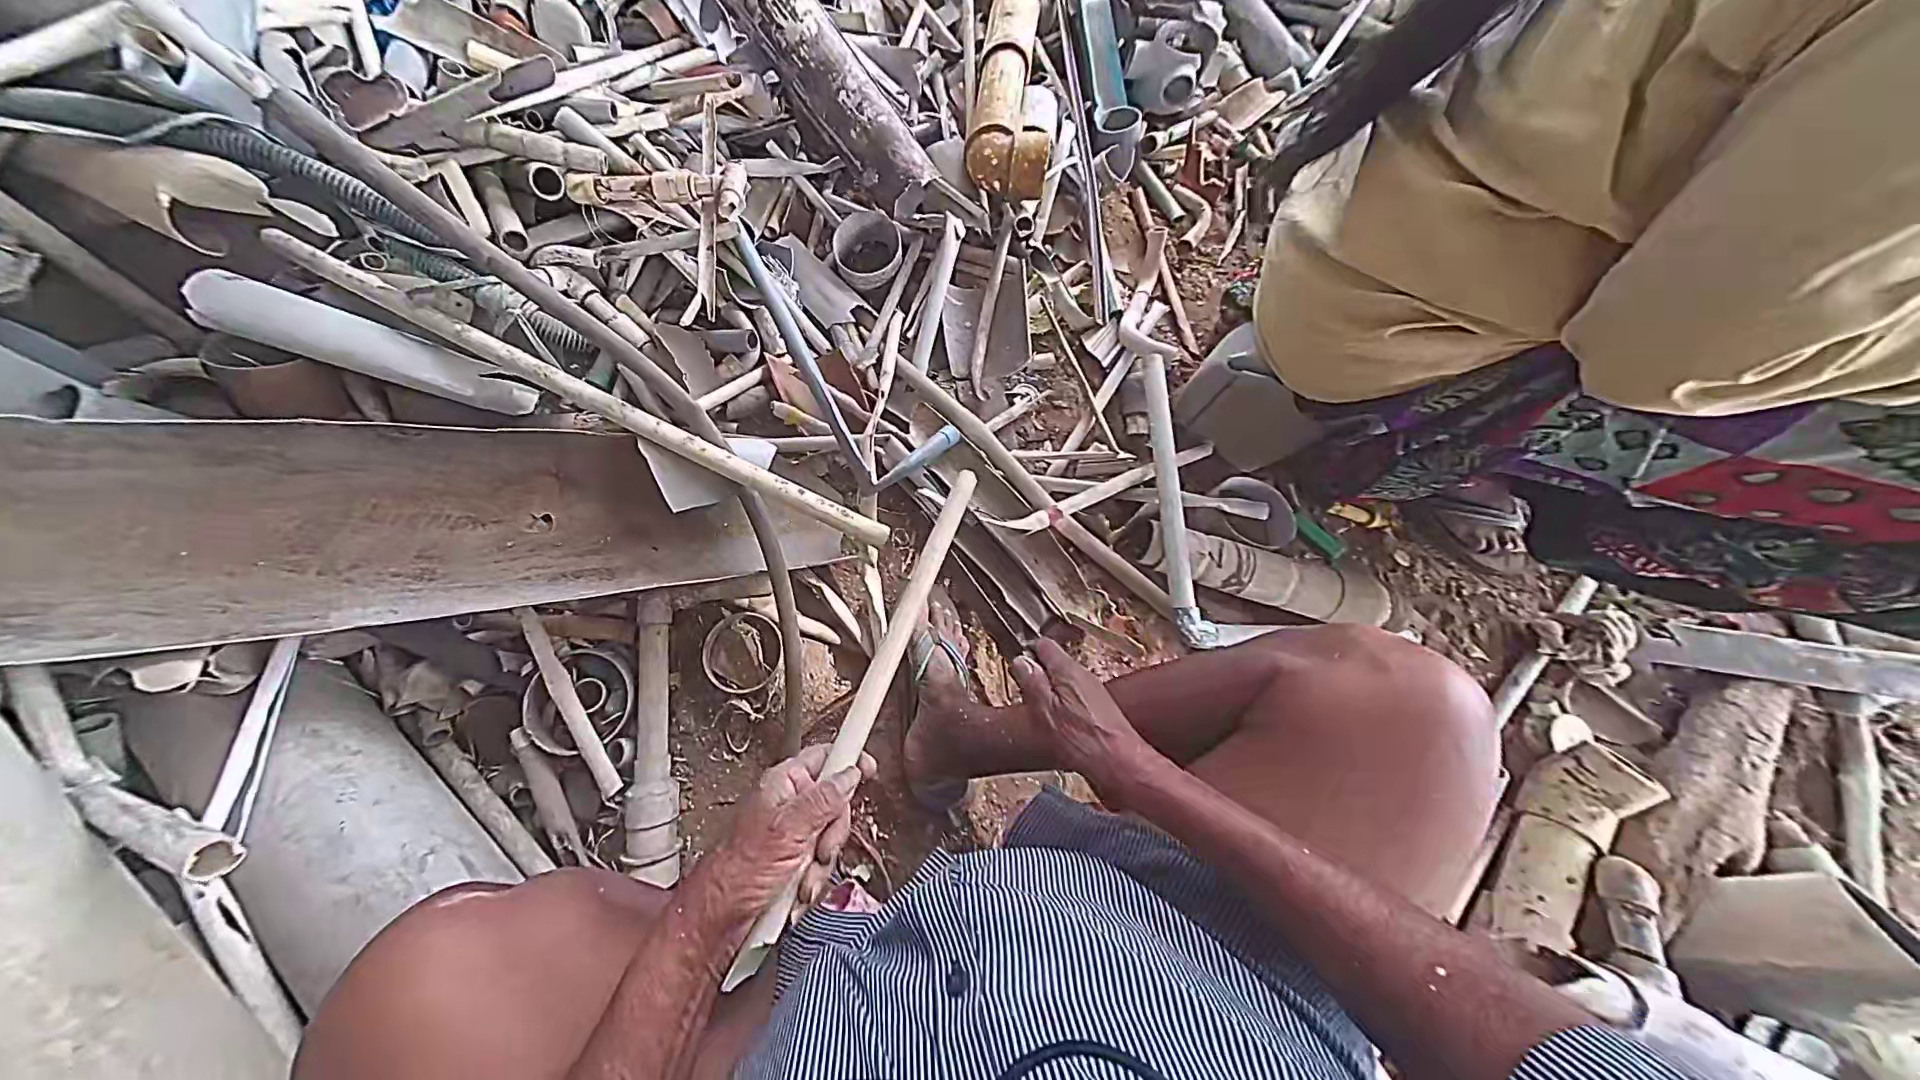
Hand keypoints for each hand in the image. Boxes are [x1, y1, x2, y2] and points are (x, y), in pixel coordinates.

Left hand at [701, 744, 875, 921]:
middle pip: (836, 801)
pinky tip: (798, 888)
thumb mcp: (789, 829)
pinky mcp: (794, 860)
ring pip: (832, 835)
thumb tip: (850, 774)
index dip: (849, 759)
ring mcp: (793, 833)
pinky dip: (815, 878)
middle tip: (820, 846)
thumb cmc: (738, 872)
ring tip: (801, 875)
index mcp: (784, 783)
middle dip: (833, 831)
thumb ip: (824, 799)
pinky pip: (823, 862)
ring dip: (822, 861)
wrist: (719, 920)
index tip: (869, 767)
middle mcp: (790, 804)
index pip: (825, 756)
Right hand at [1013, 638, 1161, 795]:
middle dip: (1039, 675)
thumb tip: (1020, 662)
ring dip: (1052, 692)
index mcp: (1067, 669)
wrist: (1118, 762)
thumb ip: (1031, 682)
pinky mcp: (1101, 707)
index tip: (1018, 665)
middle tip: (1027, 695)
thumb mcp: (1044, 709)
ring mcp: (1095, 691)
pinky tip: (1062, 724)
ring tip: (1043, 714)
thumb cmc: (1083, 739)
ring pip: (1066, 681)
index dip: (1028, 651)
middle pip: (1055, 663)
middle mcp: (1084, 675)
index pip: (1044, 645)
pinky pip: (1076, 697)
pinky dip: (1065, 705)